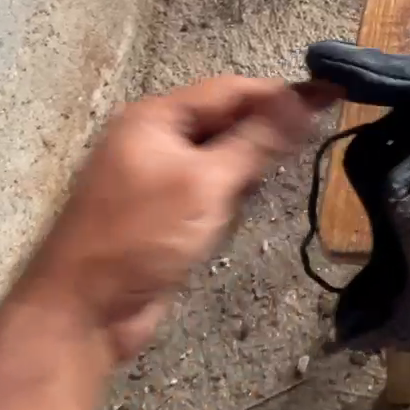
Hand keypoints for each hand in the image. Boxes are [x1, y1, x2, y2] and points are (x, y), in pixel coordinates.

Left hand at [16, 77, 330, 360]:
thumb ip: (257, 139)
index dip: (282, 92)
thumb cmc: (140, 238)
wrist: (79, 318)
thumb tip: (300, 100)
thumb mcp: (206, 182)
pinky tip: (245, 201)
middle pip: (226, 118)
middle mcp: (153, 137)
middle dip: (266, 127)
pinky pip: (209, 182)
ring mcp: (156, 174)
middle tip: (314, 131)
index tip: (331, 93)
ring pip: (221, 152)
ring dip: (249, 162)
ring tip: (279, 169)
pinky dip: (231, 188)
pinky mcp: (162, 209)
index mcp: (154, 118)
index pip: (232, 90)